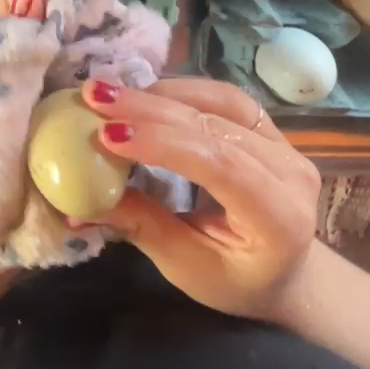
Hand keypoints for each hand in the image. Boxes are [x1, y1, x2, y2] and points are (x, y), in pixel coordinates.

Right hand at [79, 77, 320, 325]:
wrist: (288, 271)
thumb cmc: (237, 279)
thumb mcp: (188, 268)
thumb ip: (142, 227)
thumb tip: (79, 204)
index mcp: (280, 217)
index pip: (222, 165)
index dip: (164, 143)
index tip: (108, 134)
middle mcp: (291, 171)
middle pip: (215, 125)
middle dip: (150, 109)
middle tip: (95, 98)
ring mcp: (284, 141)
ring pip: (219, 101)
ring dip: (161, 93)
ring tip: (111, 93)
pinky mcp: (267, 124)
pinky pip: (222, 95)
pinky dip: (179, 90)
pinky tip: (144, 92)